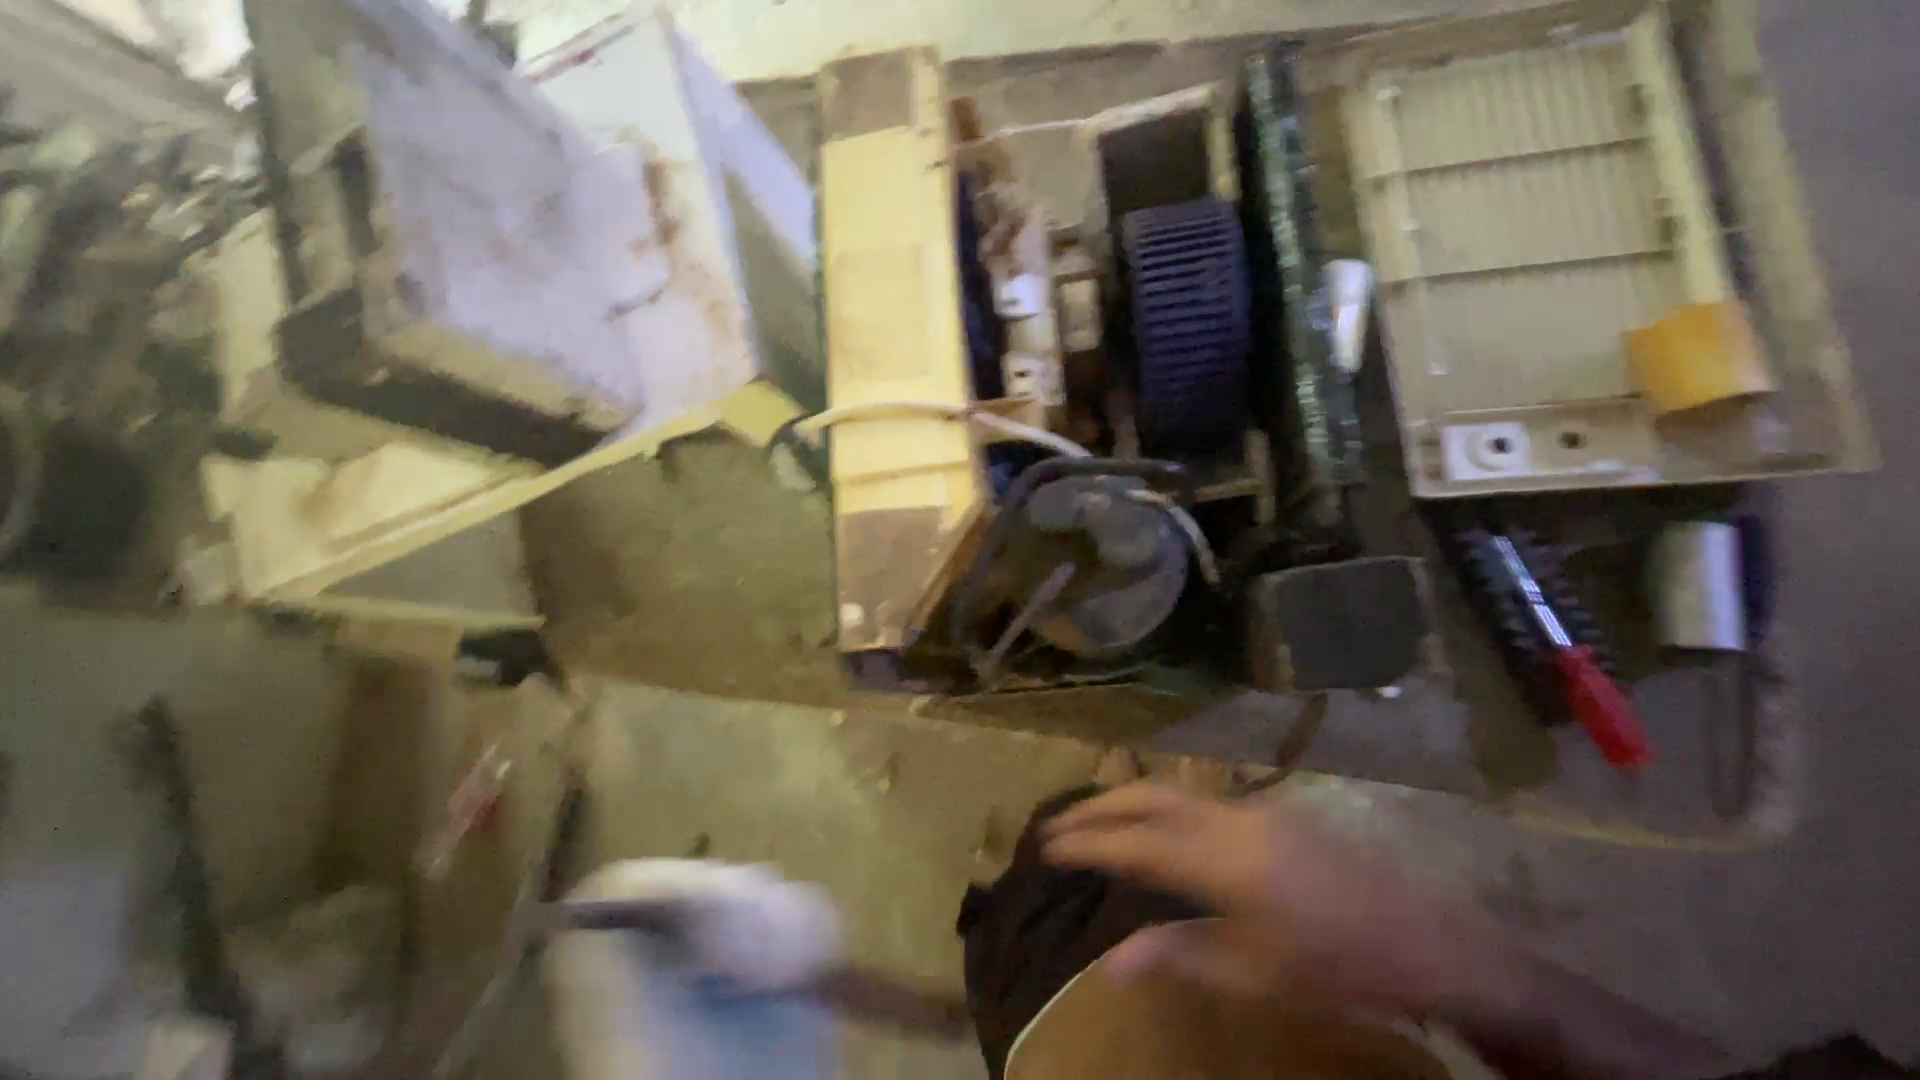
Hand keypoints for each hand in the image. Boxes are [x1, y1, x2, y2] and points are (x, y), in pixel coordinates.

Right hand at [1041, 783, 1514, 1015]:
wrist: (1431, 941)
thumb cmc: (1340, 968)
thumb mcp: (1257, 975)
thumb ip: (1179, 955)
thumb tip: (1109, 962)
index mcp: (1224, 859)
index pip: (1136, 842)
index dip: (1088, 842)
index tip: (1048, 847)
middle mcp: (1234, 819)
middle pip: (1151, 797)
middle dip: (1099, 806)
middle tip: (1058, 823)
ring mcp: (1258, 810)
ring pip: (1177, 791)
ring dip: (1130, 800)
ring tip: (1094, 818)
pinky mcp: (1277, 814)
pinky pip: (1202, 800)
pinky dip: (1162, 806)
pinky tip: (1156, 828)